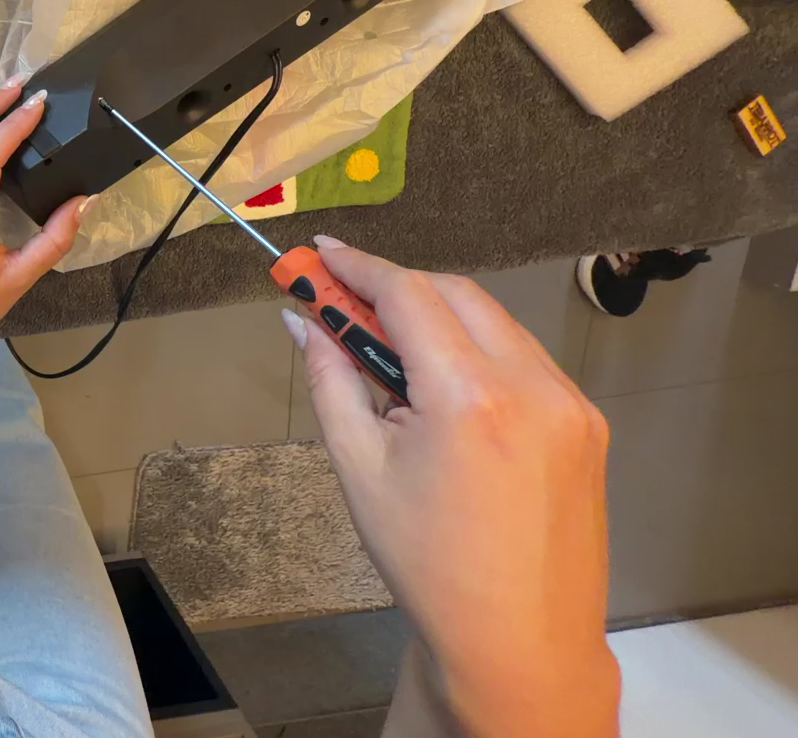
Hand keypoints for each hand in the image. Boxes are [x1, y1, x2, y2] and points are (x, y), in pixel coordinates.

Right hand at [286, 238, 618, 737]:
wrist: (517, 634)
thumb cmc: (419, 550)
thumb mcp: (356, 460)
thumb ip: (329, 376)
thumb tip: (299, 320)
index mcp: (470, 397)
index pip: (410, 295)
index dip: (359, 266)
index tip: (318, 251)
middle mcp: (534, 387)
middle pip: (456, 294)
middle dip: (393, 283)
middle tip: (338, 295)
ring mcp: (571, 405)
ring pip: (492, 320)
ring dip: (431, 311)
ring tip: (379, 338)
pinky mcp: (586, 424)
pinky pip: (518, 354)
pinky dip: (468, 341)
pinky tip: (433, 374)